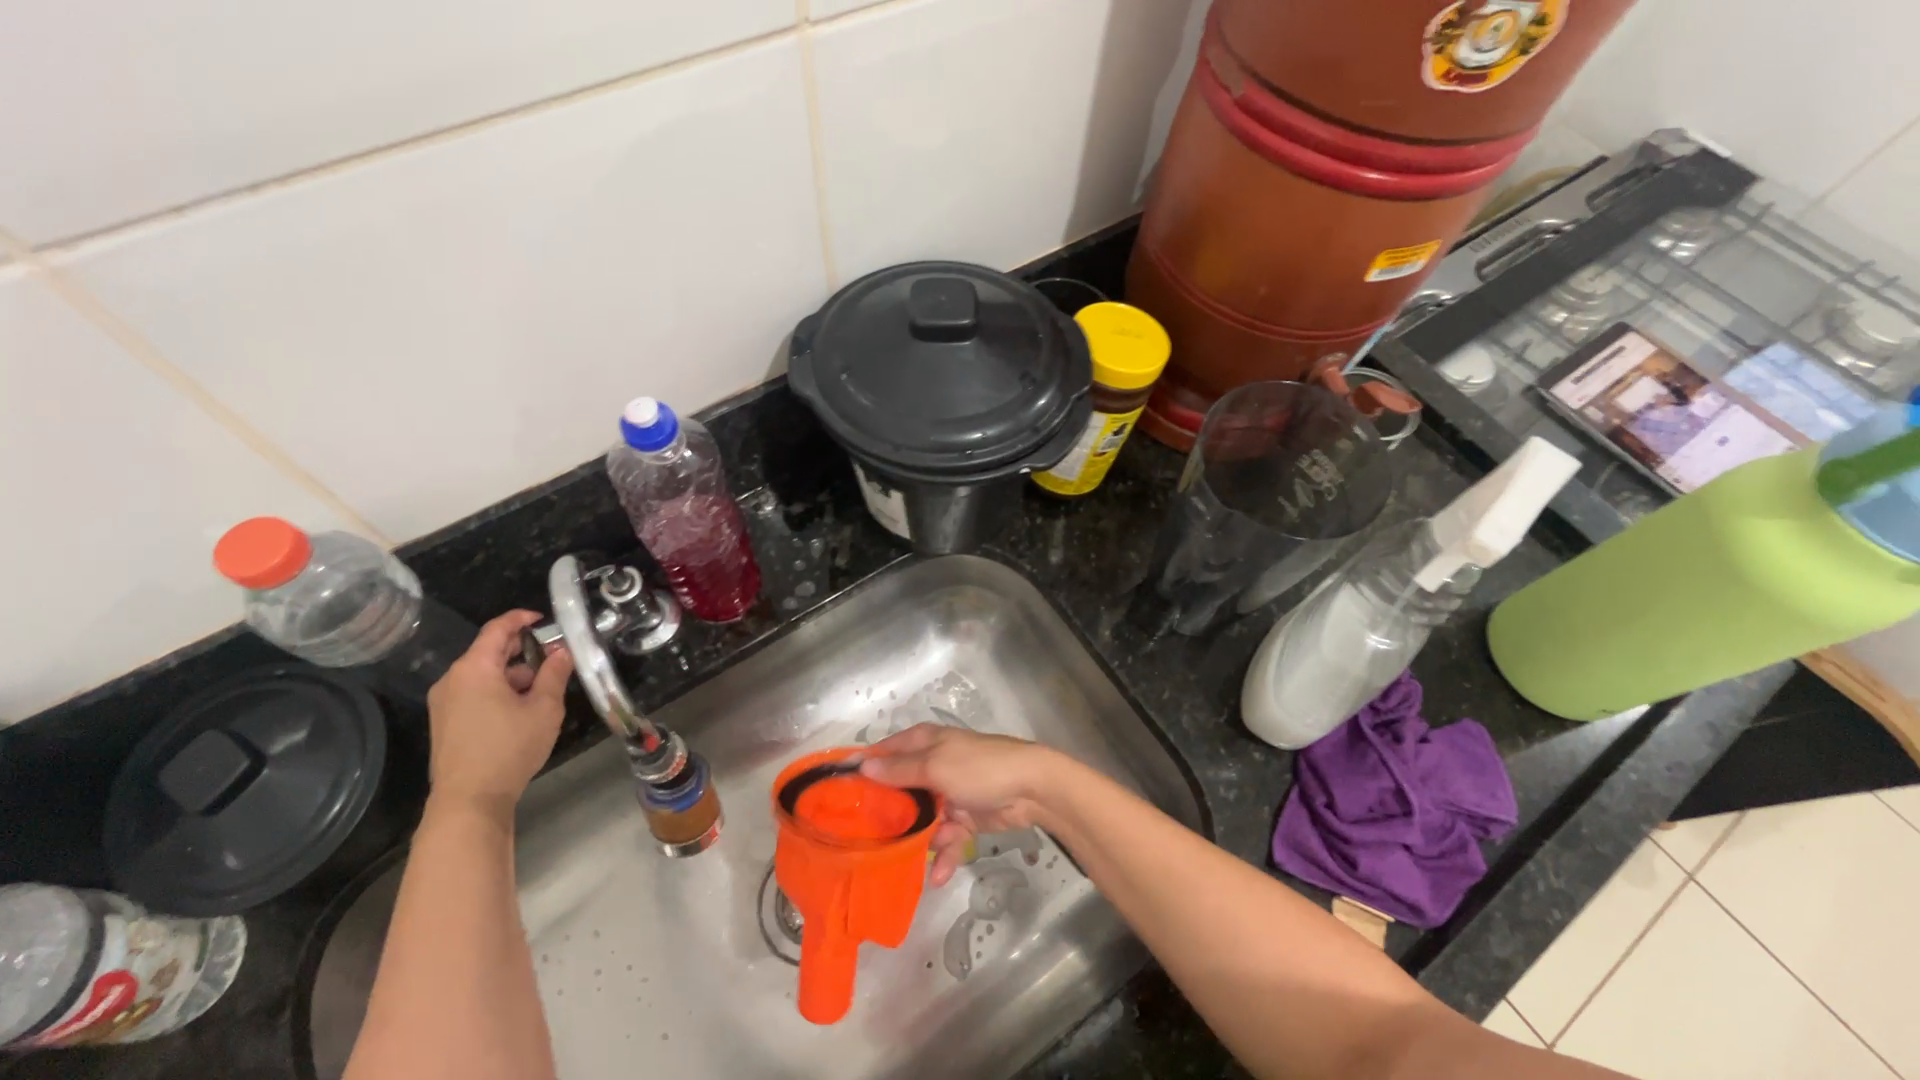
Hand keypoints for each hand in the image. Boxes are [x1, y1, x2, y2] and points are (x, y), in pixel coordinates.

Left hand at [425, 610, 573, 815]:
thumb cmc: (509, 748)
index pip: (497, 629)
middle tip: (553, 659)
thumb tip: (562, 652)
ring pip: (483, 675)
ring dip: (512, 676)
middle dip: (522, 652)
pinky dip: (497, 692)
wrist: (469, 799)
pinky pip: (473, 694)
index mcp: (474, 668)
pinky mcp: (444, 722)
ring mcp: (444, 702)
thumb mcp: (544, 709)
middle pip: (489, 652)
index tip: (544, 620)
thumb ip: (554, 674)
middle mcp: (452, 679)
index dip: (521, 619)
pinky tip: (520, 711)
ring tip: (542, 691)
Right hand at [858, 724, 1063, 885]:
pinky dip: (946, 855)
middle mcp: (932, 765)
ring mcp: (949, 793)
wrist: (1032, 788)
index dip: (863, 772)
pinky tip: (938, 876)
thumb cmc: (980, 768)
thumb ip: (899, 771)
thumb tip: (862, 768)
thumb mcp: (936, 766)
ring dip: (922, 840)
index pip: (883, 754)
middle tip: (866, 842)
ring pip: (922, 820)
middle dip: (889, 817)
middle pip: (900, 792)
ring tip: (918, 858)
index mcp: (923, 743)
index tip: (837, 797)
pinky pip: (948, 838)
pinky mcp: (966, 818)